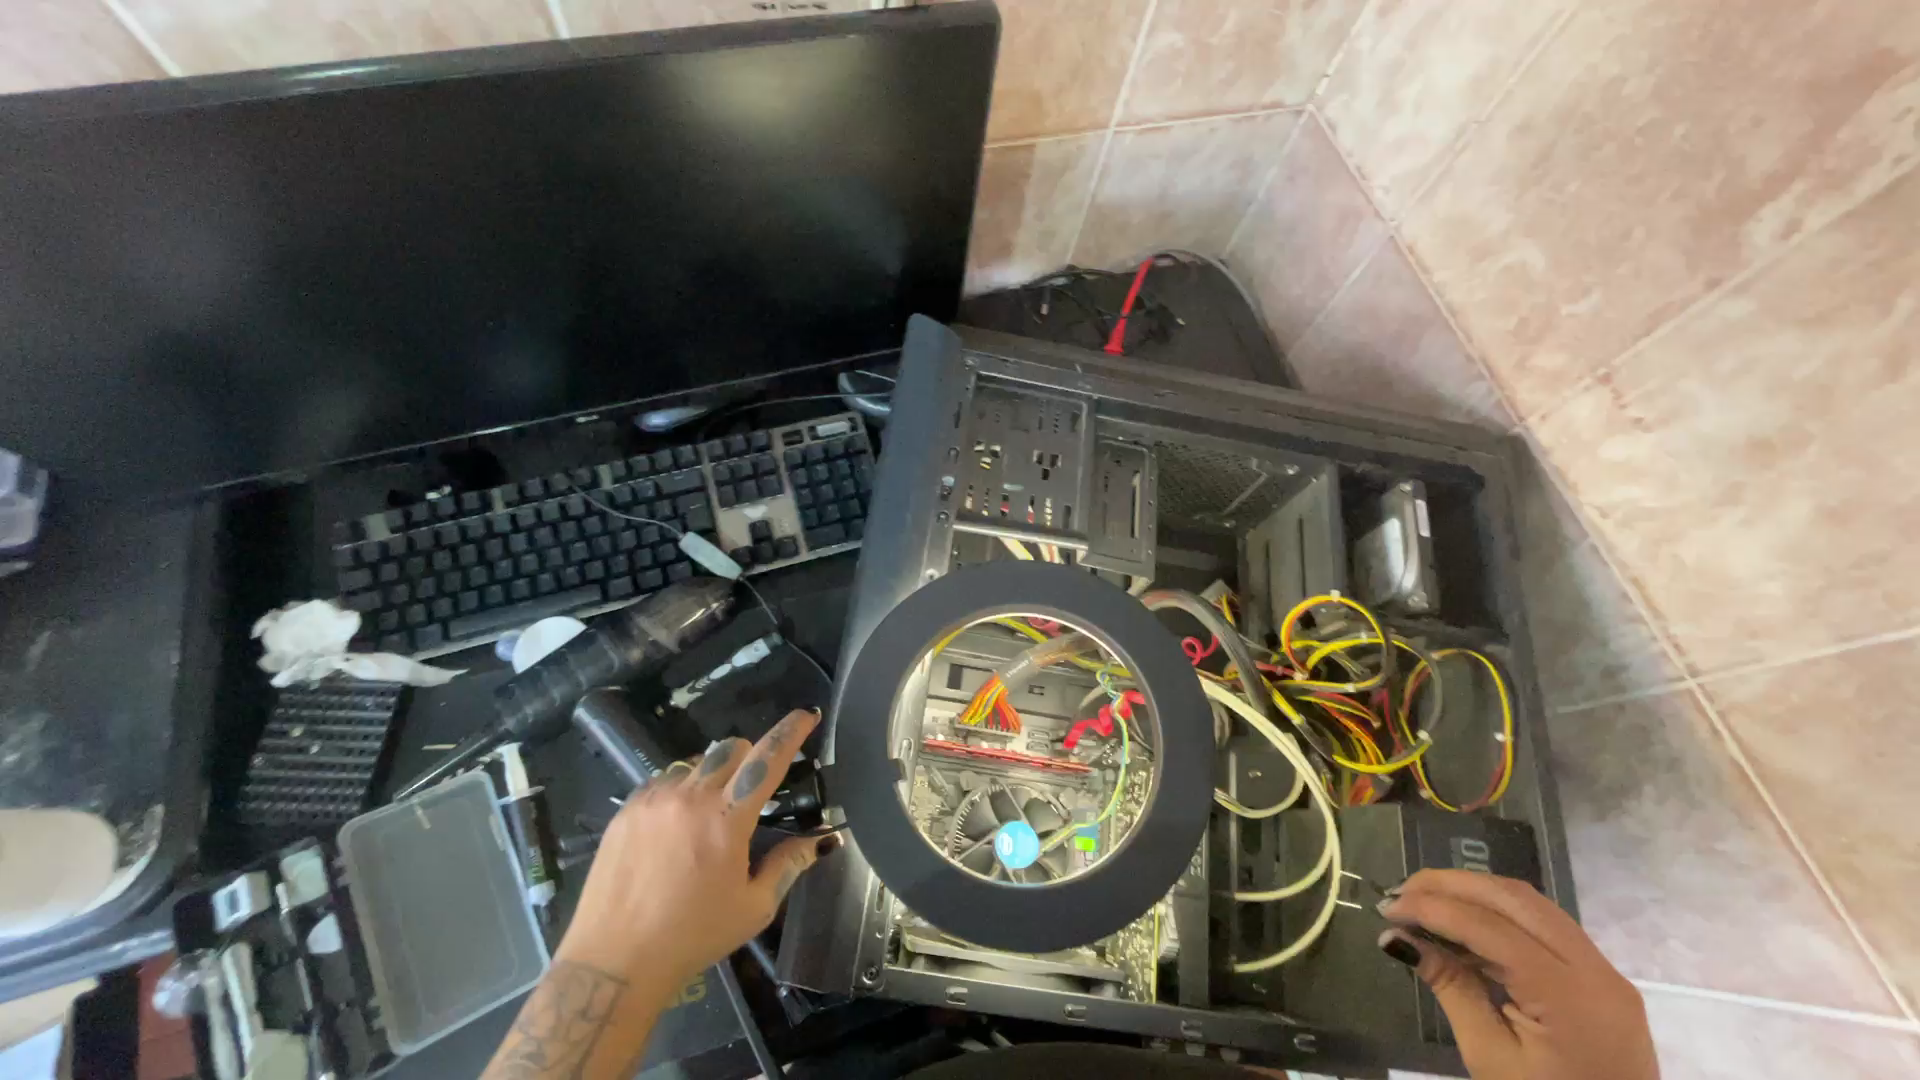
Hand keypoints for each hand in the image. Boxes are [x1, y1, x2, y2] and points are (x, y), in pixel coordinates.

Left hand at [556, 707, 839, 995]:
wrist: (613, 962)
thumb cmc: (693, 936)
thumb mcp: (754, 907)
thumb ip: (789, 864)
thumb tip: (822, 839)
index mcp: (727, 820)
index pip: (767, 757)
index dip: (792, 731)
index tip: (806, 715)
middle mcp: (691, 798)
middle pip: (730, 747)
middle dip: (750, 756)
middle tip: (752, 788)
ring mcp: (654, 800)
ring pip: (695, 761)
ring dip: (713, 775)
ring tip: (710, 813)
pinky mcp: (627, 811)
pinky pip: (663, 780)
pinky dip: (680, 789)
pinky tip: (677, 823)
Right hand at [1377, 870, 1657, 1079]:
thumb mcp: (1490, 1055)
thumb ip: (1449, 987)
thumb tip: (1396, 936)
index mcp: (1569, 997)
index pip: (1489, 927)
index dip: (1432, 908)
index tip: (1387, 909)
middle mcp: (1596, 970)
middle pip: (1513, 899)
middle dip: (1450, 885)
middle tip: (1400, 893)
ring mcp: (1604, 970)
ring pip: (1529, 903)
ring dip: (1472, 892)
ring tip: (1425, 901)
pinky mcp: (1601, 975)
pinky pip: (1543, 922)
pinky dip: (1497, 911)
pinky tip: (1462, 922)